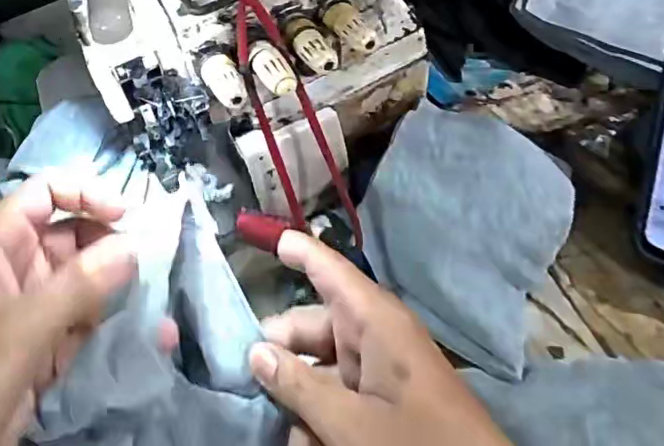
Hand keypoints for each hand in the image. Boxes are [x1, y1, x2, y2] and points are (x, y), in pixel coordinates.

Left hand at [0, 175, 166, 445]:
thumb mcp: (20, 329)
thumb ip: (78, 285)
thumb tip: (133, 246)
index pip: (45, 192)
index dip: (85, 194)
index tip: (127, 217)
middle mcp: (13, 267)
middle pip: (69, 235)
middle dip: (109, 245)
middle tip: (154, 263)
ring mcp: (25, 311)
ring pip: (79, 282)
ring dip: (116, 288)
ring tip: (159, 299)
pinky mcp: (37, 351)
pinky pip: (80, 325)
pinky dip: (109, 328)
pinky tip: (150, 336)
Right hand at [250, 232, 511, 445]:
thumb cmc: (417, 445)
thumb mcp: (351, 424)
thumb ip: (299, 386)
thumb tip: (256, 352)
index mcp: (372, 319)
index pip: (327, 267)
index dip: (297, 250)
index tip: (266, 239)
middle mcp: (375, 335)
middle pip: (312, 324)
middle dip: (281, 349)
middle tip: (246, 372)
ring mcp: (383, 370)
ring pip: (322, 366)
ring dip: (300, 393)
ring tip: (284, 427)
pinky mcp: (391, 403)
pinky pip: (343, 393)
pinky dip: (322, 413)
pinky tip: (307, 441)